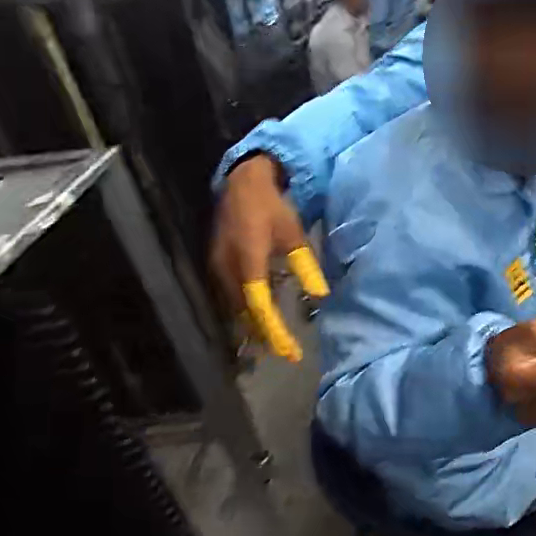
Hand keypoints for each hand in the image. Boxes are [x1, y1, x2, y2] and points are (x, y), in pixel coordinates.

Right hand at [210, 155, 328, 362]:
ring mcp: (217, 267)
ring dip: (252, 327)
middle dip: (264, 335)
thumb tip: (320, 296)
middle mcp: (227, 268)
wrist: (241, 183)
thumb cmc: (272, 207)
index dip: (274, 330)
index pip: (260, 305)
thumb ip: (305, 266)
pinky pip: (228, 297)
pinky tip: (256, 321)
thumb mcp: (294, 235)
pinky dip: (243, 313)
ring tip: (274, 344)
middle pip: (244, 312)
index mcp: (248, 260)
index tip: (288, 351)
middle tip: (286, 353)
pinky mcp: (215, 265)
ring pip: (234, 307)